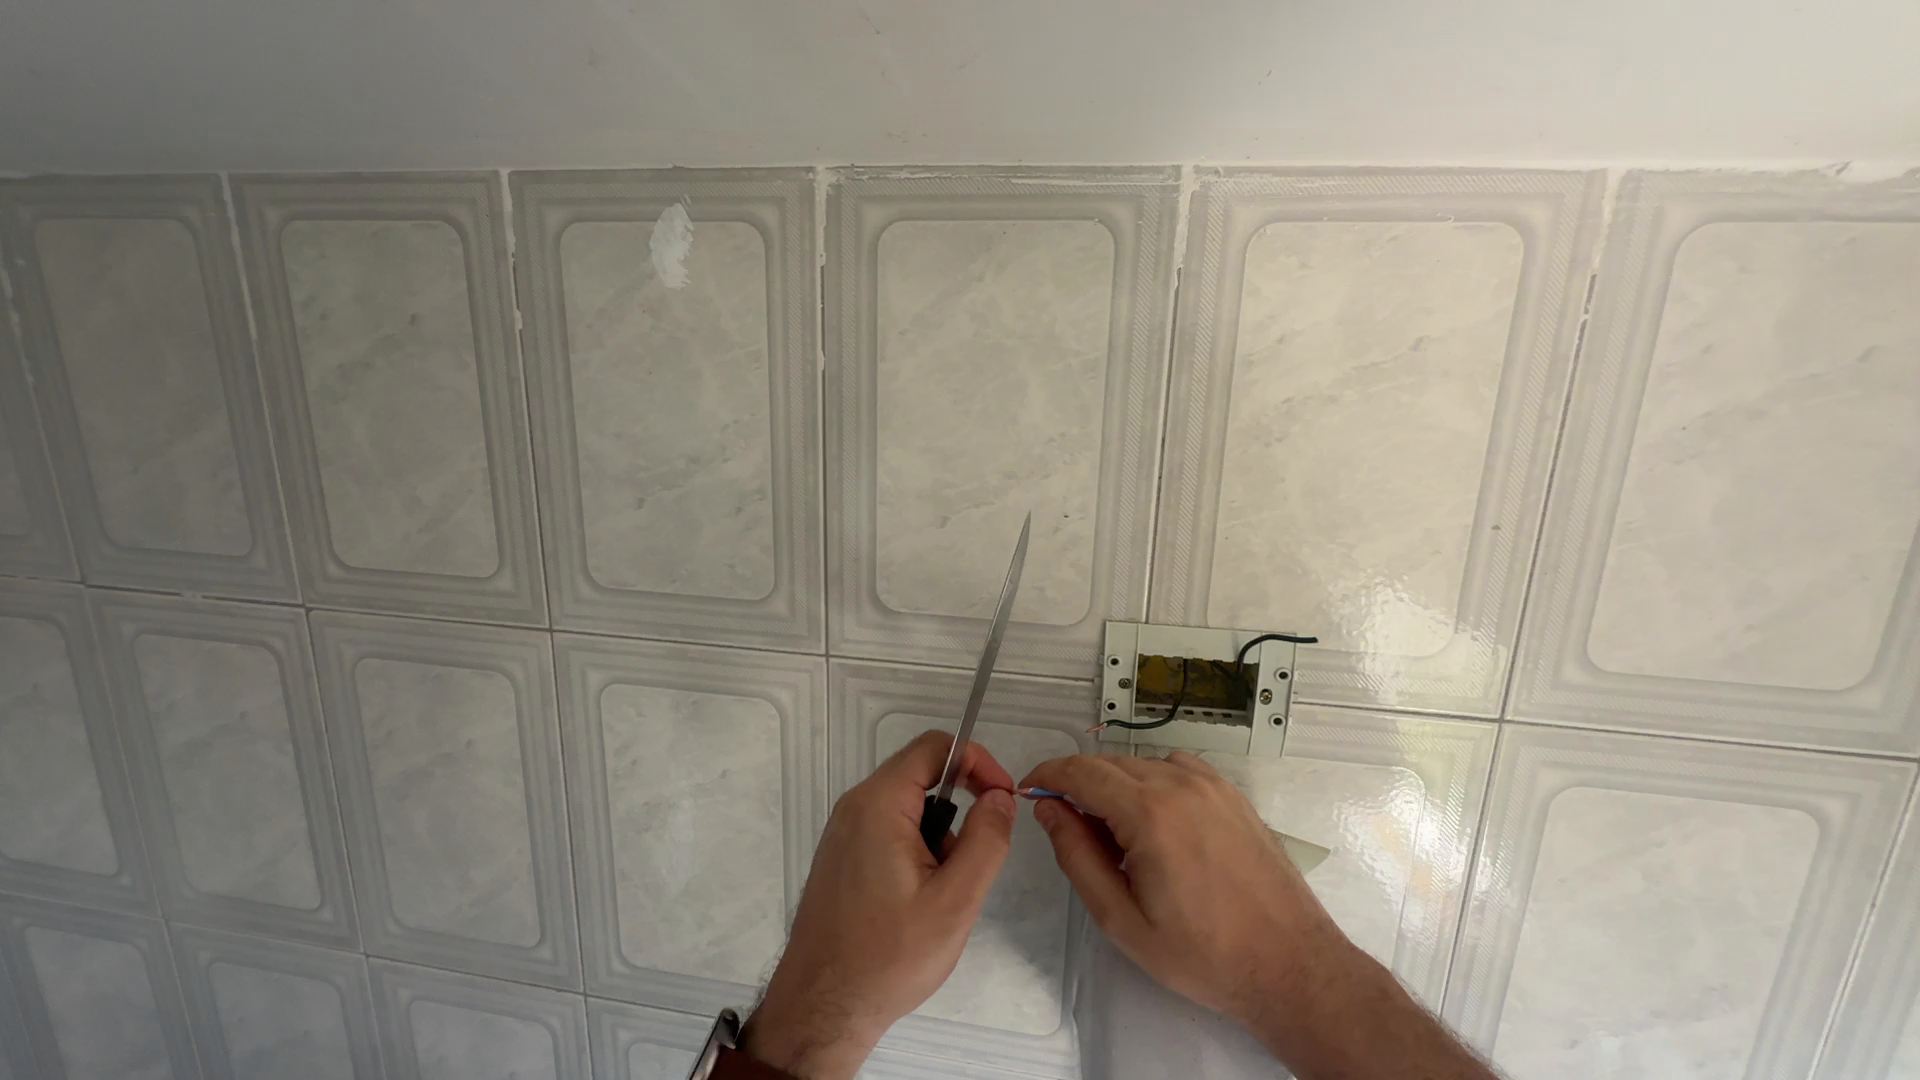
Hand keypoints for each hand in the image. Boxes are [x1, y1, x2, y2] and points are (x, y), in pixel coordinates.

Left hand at [744, 731, 1016, 1079]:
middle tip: (977, 855)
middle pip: (921, 775)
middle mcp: (856, 806)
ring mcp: (844, 831)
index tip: (1003, 799)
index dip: (977, 762)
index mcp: (879, 804)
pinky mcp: (841, 856)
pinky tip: (918, 897)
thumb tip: (1001, 797)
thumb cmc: (889, 956)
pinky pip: (889, 829)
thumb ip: (986, 841)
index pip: (935, 747)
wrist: (821, 1010)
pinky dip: (915, 848)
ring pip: (908, 806)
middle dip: (960, 805)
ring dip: (938, 833)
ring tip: (943, 890)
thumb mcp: (955, 901)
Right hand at [1018, 751, 1346, 1030]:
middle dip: (1079, 785)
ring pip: (1142, 764)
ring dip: (1116, 784)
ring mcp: (1212, 784)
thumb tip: (1049, 808)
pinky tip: (1157, 823)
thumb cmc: (1202, 954)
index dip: (1047, 775)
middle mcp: (1180, 783)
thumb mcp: (1122, 919)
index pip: (1080, 771)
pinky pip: (1176, 768)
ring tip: (1117, 835)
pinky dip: (1152, 782)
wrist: (1291, 966)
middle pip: (1109, 763)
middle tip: (1071, 828)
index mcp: (1149, 813)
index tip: (1029, 789)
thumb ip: (1077, 856)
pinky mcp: (1232, 794)